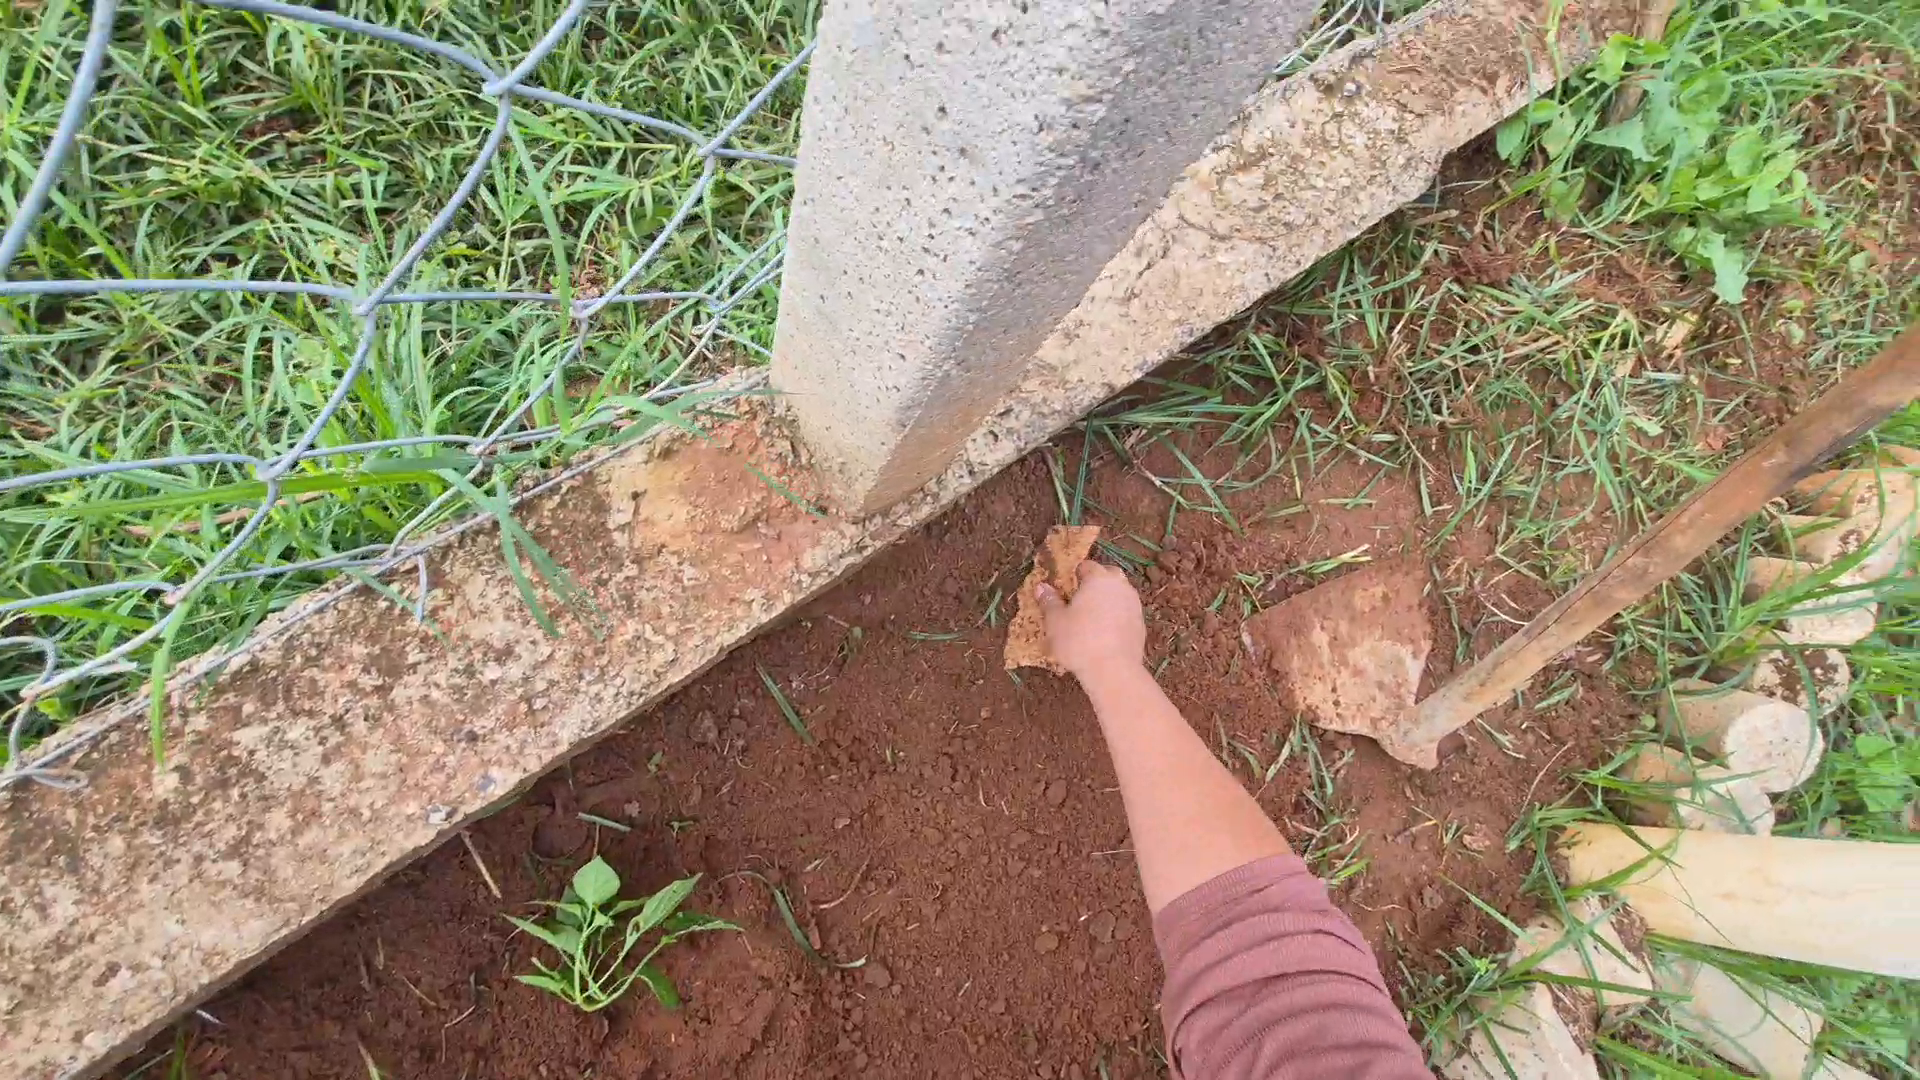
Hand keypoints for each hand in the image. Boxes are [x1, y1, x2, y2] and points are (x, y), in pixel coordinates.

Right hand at [1036, 561, 1145, 680]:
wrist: (1113, 670)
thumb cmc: (1079, 641)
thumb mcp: (1056, 622)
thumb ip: (1049, 601)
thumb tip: (1041, 587)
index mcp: (1098, 579)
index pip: (1086, 566)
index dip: (1074, 574)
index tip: (1065, 587)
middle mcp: (1120, 586)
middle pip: (1108, 575)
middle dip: (1095, 582)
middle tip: (1079, 598)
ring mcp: (1134, 605)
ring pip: (1119, 593)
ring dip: (1107, 599)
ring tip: (1091, 616)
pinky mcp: (1141, 624)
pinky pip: (1125, 612)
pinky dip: (1116, 616)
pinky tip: (1104, 632)